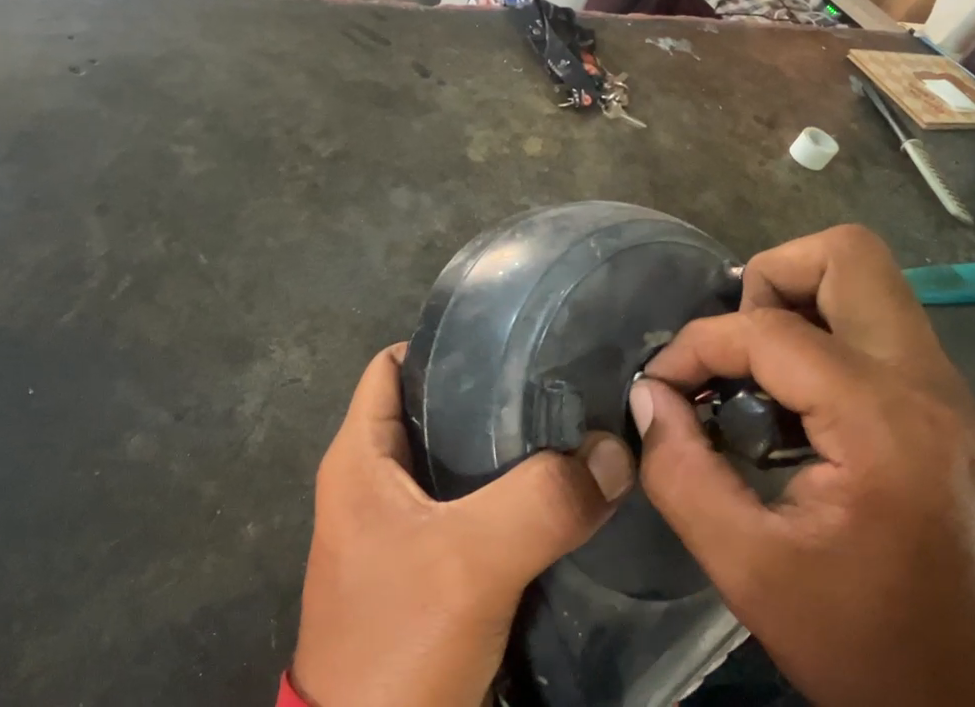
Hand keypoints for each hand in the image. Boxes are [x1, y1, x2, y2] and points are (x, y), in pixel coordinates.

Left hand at [292, 343, 635, 706]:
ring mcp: (402, 530)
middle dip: (496, 396)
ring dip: (511, 454)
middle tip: (567, 383)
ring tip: (577, 431)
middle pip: (437, 412)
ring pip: (462, 467)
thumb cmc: (398, 638)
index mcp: (359, 457)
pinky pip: (475, 515)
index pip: (397, 365)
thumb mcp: (469, 560)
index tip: (519, 335)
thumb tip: (615, 452)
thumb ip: (542, 501)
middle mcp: (376, 483)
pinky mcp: (430, 571)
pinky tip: (563, 498)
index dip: (450, 344)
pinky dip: (513, 502)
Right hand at [630, 226, 974, 706]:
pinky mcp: (948, 408)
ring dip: (797, 305)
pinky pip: (878, 328)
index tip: (661, 389)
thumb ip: (682, 473)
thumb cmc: (866, 644)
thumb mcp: (750, 571)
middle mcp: (927, 382)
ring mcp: (947, 390)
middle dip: (767, 280)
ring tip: (754, 376)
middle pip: (847, 255)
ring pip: (868, 284)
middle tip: (730, 352)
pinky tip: (791, 408)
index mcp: (882, 420)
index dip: (697, 345)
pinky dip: (823, 338)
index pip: (770, 328)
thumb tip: (650, 399)